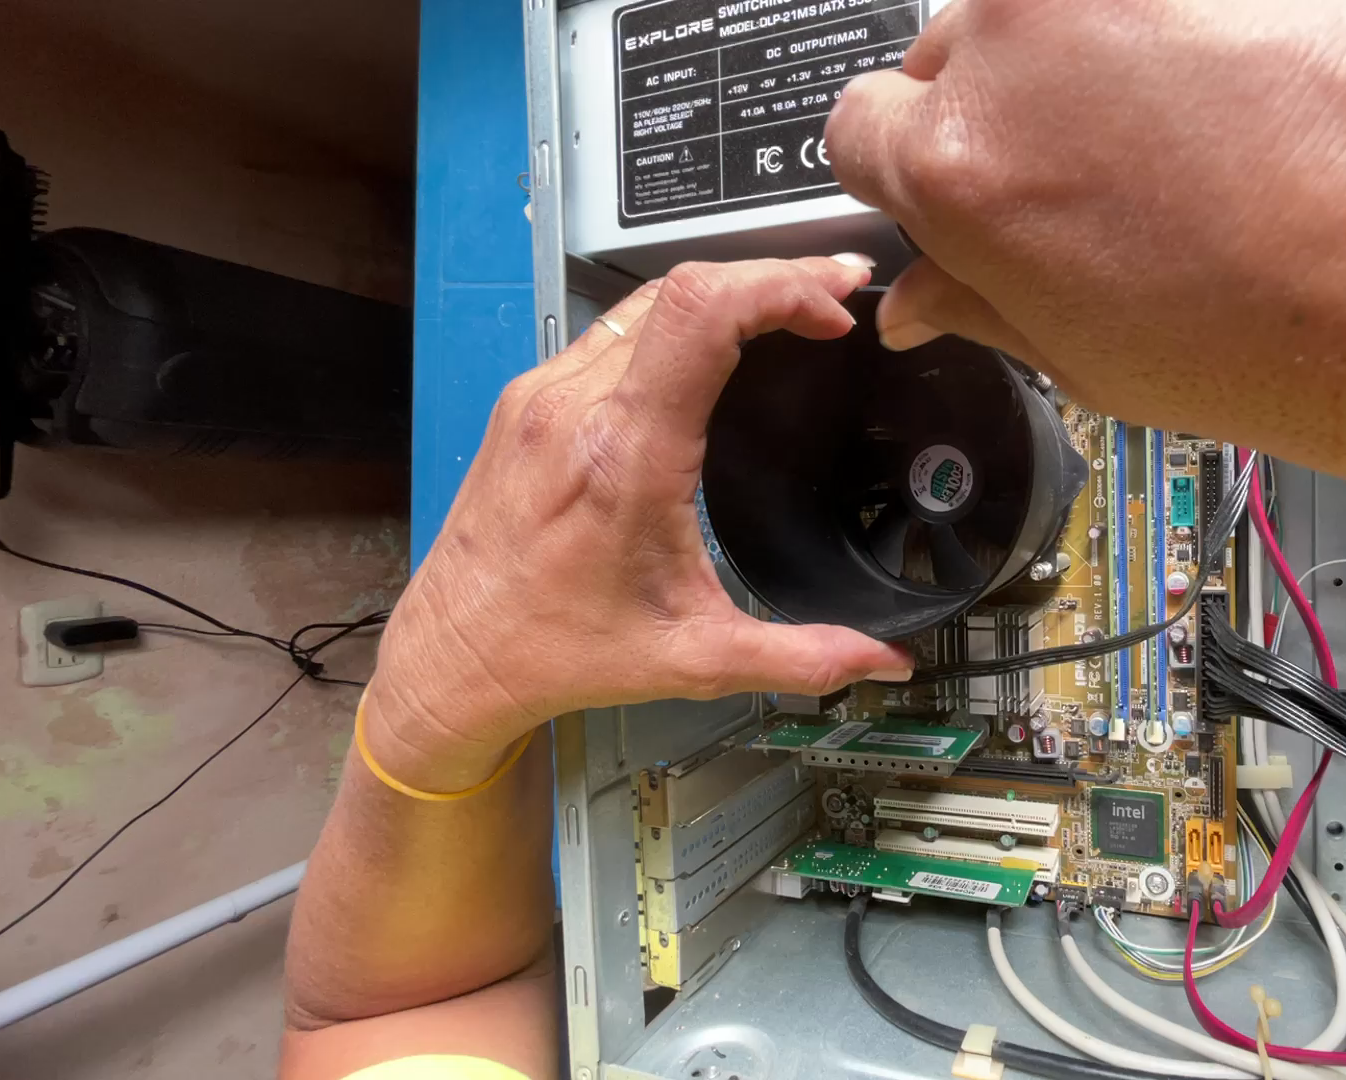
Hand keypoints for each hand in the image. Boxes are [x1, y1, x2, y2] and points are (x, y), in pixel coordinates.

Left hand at [364, 258, 909, 786]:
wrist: (456, 654)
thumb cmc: (566, 651)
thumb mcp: (698, 660)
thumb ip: (804, 658)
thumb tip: (889, 660)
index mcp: (625, 456)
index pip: (701, 316)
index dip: (780, 287)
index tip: (834, 309)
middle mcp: (577, 405)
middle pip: (685, 287)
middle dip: (776, 278)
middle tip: (840, 294)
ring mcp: (546, 391)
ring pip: (649, 295)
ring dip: (730, 288)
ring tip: (795, 304)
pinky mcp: (533, 397)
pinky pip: (621, 324)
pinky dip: (686, 313)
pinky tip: (722, 337)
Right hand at [825, 0, 1345, 515]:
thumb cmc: (1316, 344)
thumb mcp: (1100, 365)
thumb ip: (988, 306)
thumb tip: (926, 297)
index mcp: (967, 157)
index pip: (863, 135)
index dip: (905, 182)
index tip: (948, 212)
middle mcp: (1027, 20)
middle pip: (952, 59)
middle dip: (995, 129)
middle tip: (1080, 198)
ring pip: (1052, 13)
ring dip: (1087, 77)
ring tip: (1184, 158)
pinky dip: (1176, 35)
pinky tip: (1248, 100)